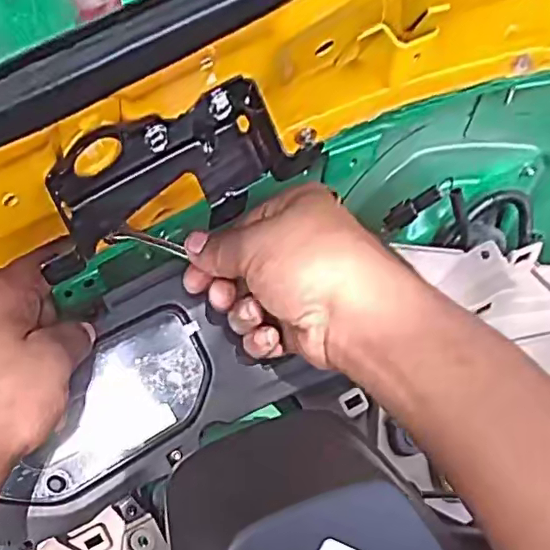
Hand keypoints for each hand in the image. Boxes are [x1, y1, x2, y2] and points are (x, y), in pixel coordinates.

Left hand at [0, 250, 92, 469]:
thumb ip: (74, 335)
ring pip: (8, 322)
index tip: (89, 284)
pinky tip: (26, 381)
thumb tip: (80, 330)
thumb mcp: (57, 363)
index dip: (73, 276)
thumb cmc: (0, 409)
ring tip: (51, 368)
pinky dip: (12, 357)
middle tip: (75, 337)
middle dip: (53, 314)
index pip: (43, 264)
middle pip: (24, 293)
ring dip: (32, 338)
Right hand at [182, 183, 435, 371]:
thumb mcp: (254, 244)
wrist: (354, 318)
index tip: (195, 268)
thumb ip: (218, 248)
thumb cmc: (325, 268)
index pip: (238, 231)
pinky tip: (271, 332)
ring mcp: (300, 290)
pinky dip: (262, 337)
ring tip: (256, 311)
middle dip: (227, 288)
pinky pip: (263, 333)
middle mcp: (298, 250)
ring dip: (245, 315)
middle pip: (240, 272)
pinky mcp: (300, 325)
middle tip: (223, 293)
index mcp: (291, 213)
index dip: (212, 252)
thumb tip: (197, 247)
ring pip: (248, 307)